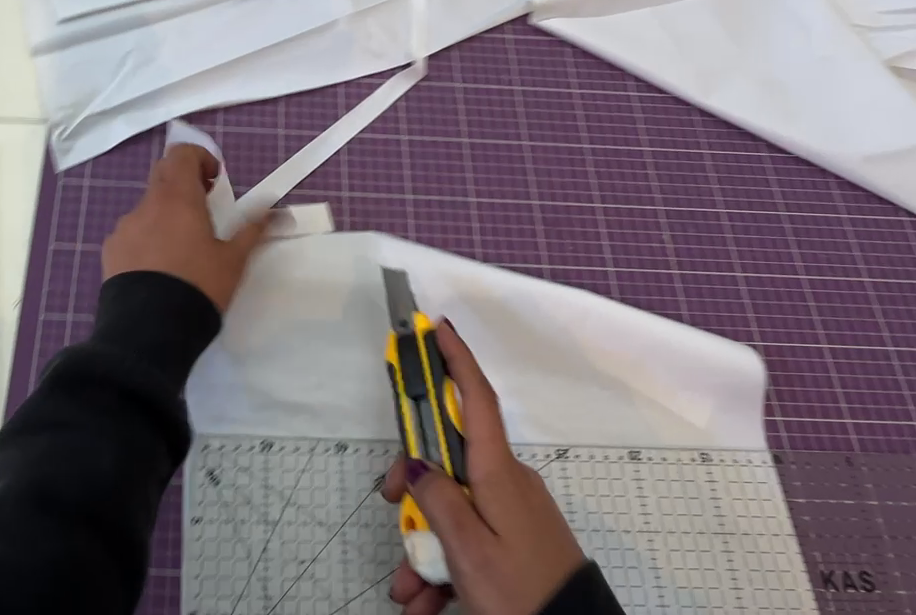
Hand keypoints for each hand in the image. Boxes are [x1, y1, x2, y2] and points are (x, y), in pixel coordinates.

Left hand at [100, 143, 270, 312]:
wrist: (149, 330)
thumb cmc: (199, 287)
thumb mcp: (233, 260)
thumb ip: (253, 230)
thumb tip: (277, 211)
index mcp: (179, 198)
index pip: (182, 154)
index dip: (200, 159)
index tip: (215, 181)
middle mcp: (148, 205)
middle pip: (163, 173)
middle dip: (184, 182)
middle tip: (203, 207)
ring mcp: (125, 227)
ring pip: (147, 206)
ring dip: (166, 213)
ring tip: (182, 248)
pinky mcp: (111, 250)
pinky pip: (132, 232)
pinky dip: (147, 237)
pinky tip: (158, 268)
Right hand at [380, 320, 587, 614]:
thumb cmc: (524, 593)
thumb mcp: (469, 552)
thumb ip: (438, 502)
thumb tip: (417, 467)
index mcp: (497, 472)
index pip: (475, 399)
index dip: (457, 359)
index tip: (438, 328)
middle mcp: (504, 481)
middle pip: (448, 459)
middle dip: (414, 486)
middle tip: (392, 509)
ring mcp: (510, 510)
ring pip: (453, 507)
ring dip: (425, 543)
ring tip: (410, 588)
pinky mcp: (513, 539)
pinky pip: (469, 536)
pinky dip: (444, 564)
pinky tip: (428, 597)